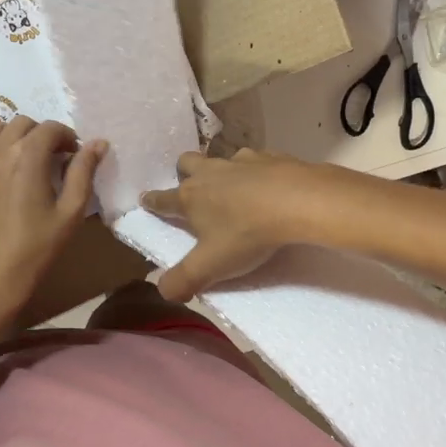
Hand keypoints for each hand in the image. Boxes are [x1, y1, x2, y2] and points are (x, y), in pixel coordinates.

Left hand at [0, 116, 104, 312]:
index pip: (51, 128)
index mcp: (27, 157)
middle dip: (43, 135)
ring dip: (15, 133)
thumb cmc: (38, 245)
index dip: (67, 138)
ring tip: (27, 156)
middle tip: (55, 159)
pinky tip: (4, 161)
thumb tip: (98, 143)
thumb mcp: (70, 210)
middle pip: (25, 123)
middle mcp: (0, 150)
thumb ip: (84, 172)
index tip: (74, 156)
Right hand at [140, 149, 321, 301]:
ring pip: (222, 159)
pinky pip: (257, 161)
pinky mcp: (272, 157)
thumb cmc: (247, 234)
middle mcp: (210, 173)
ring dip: (222, 172)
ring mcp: (241, 161)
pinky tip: (269, 187)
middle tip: (191, 187)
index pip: (162, 199)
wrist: (300, 201)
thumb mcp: (210, 266)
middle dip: (184, 172)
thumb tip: (163, 290)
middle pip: (186, 163)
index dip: (151, 202)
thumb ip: (183, 280)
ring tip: (234, 189)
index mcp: (190, 198)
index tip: (145, 200)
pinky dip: (257, 172)